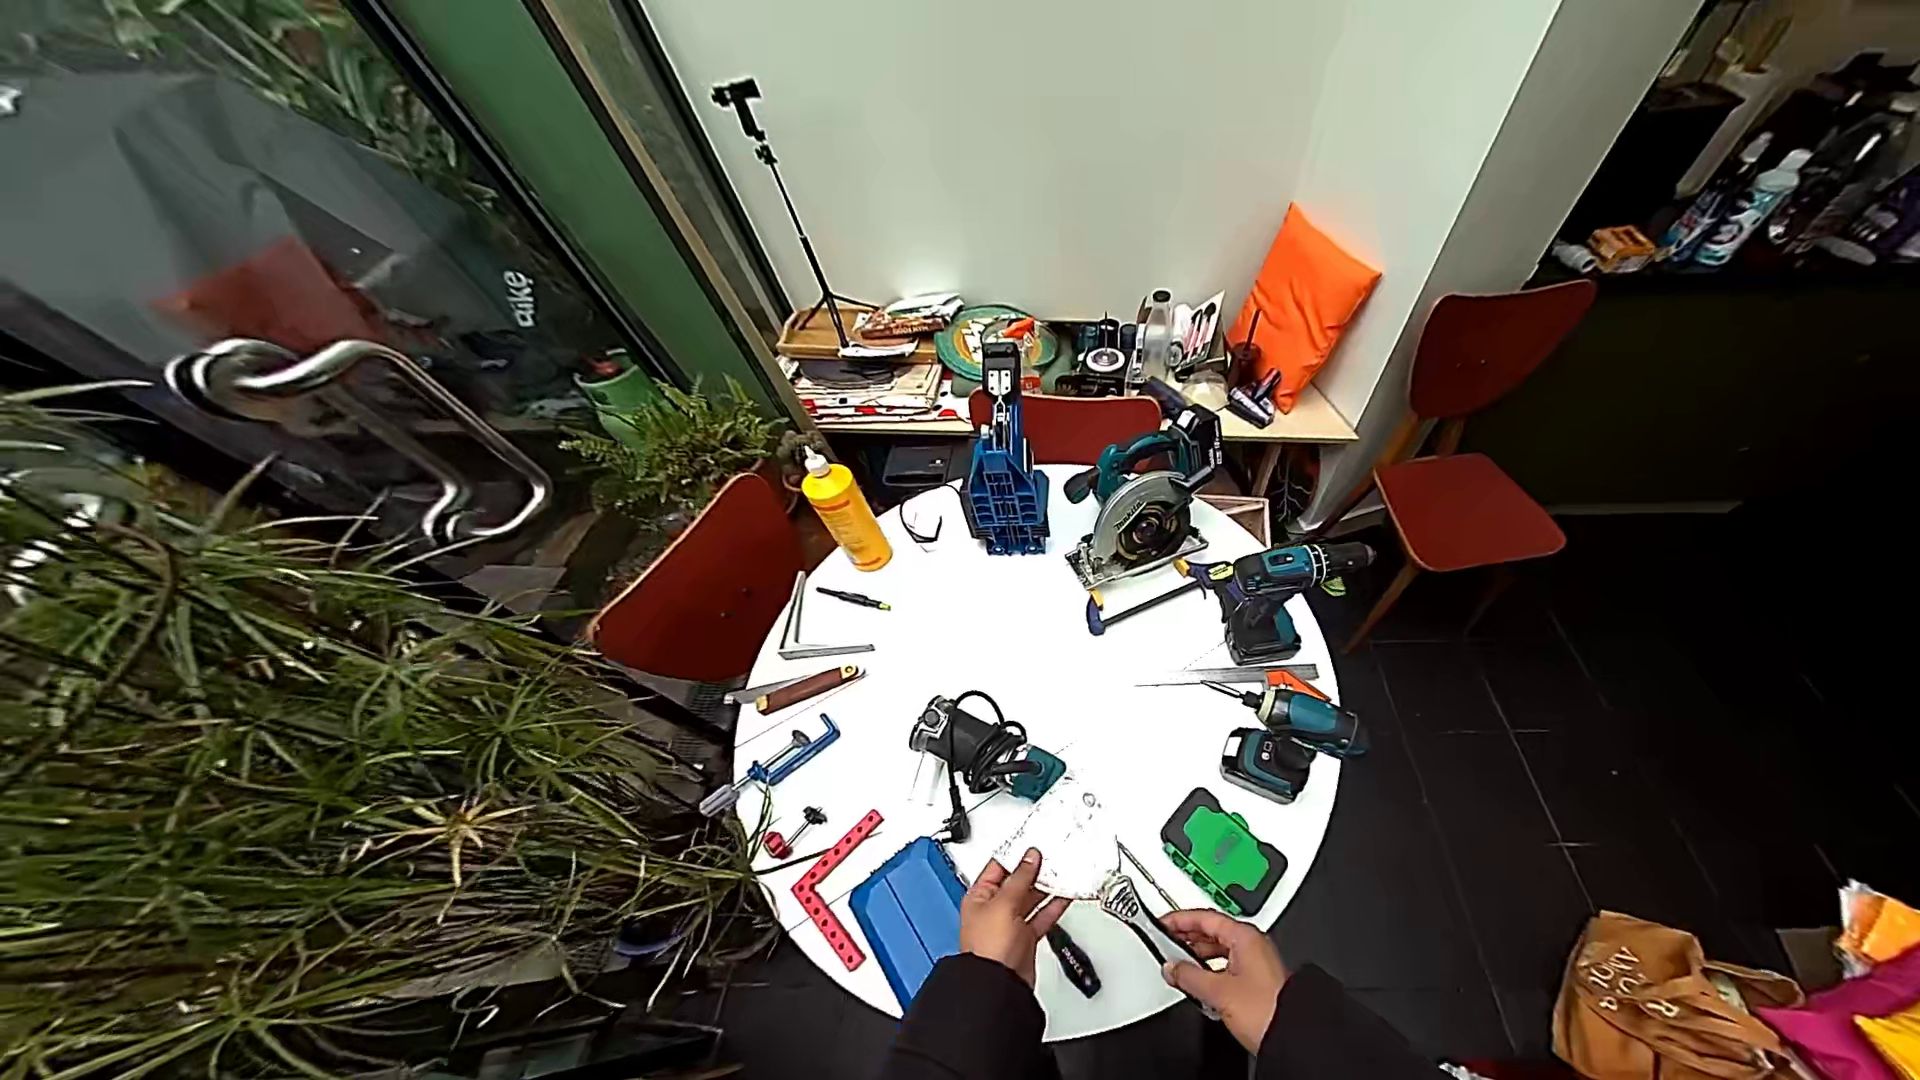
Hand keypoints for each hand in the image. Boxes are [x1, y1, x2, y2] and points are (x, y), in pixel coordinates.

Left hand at [959, 847, 1070, 985]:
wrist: (1000, 987)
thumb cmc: (987, 949)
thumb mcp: (1004, 904)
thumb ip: (1020, 879)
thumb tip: (1029, 858)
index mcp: (980, 896)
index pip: (998, 867)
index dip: (1015, 855)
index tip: (1032, 845)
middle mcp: (994, 909)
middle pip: (1017, 882)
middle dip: (1034, 870)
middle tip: (1051, 857)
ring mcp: (1010, 924)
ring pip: (1031, 899)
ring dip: (1047, 887)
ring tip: (1062, 873)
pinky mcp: (1025, 938)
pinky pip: (1041, 916)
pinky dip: (1053, 906)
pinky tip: (1064, 897)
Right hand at [1160, 908, 1289, 1052]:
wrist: (1297, 1042)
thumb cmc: (1269, 1011)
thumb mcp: (1218, 991)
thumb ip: (1188, 976)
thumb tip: (1172, 968)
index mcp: (1244, 936)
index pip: (1204, 917)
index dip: (1179, 919)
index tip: (1163, 923)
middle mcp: (1253, 945)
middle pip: (1212, 932)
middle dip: (1188, 939)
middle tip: (1168, 944)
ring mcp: (1258, 963)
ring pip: (1220, 951)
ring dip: (1199, 958)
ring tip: (1182, 967)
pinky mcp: (1260, 981)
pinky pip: (1228, 966)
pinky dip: (1211, 970)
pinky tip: (1202, 983)